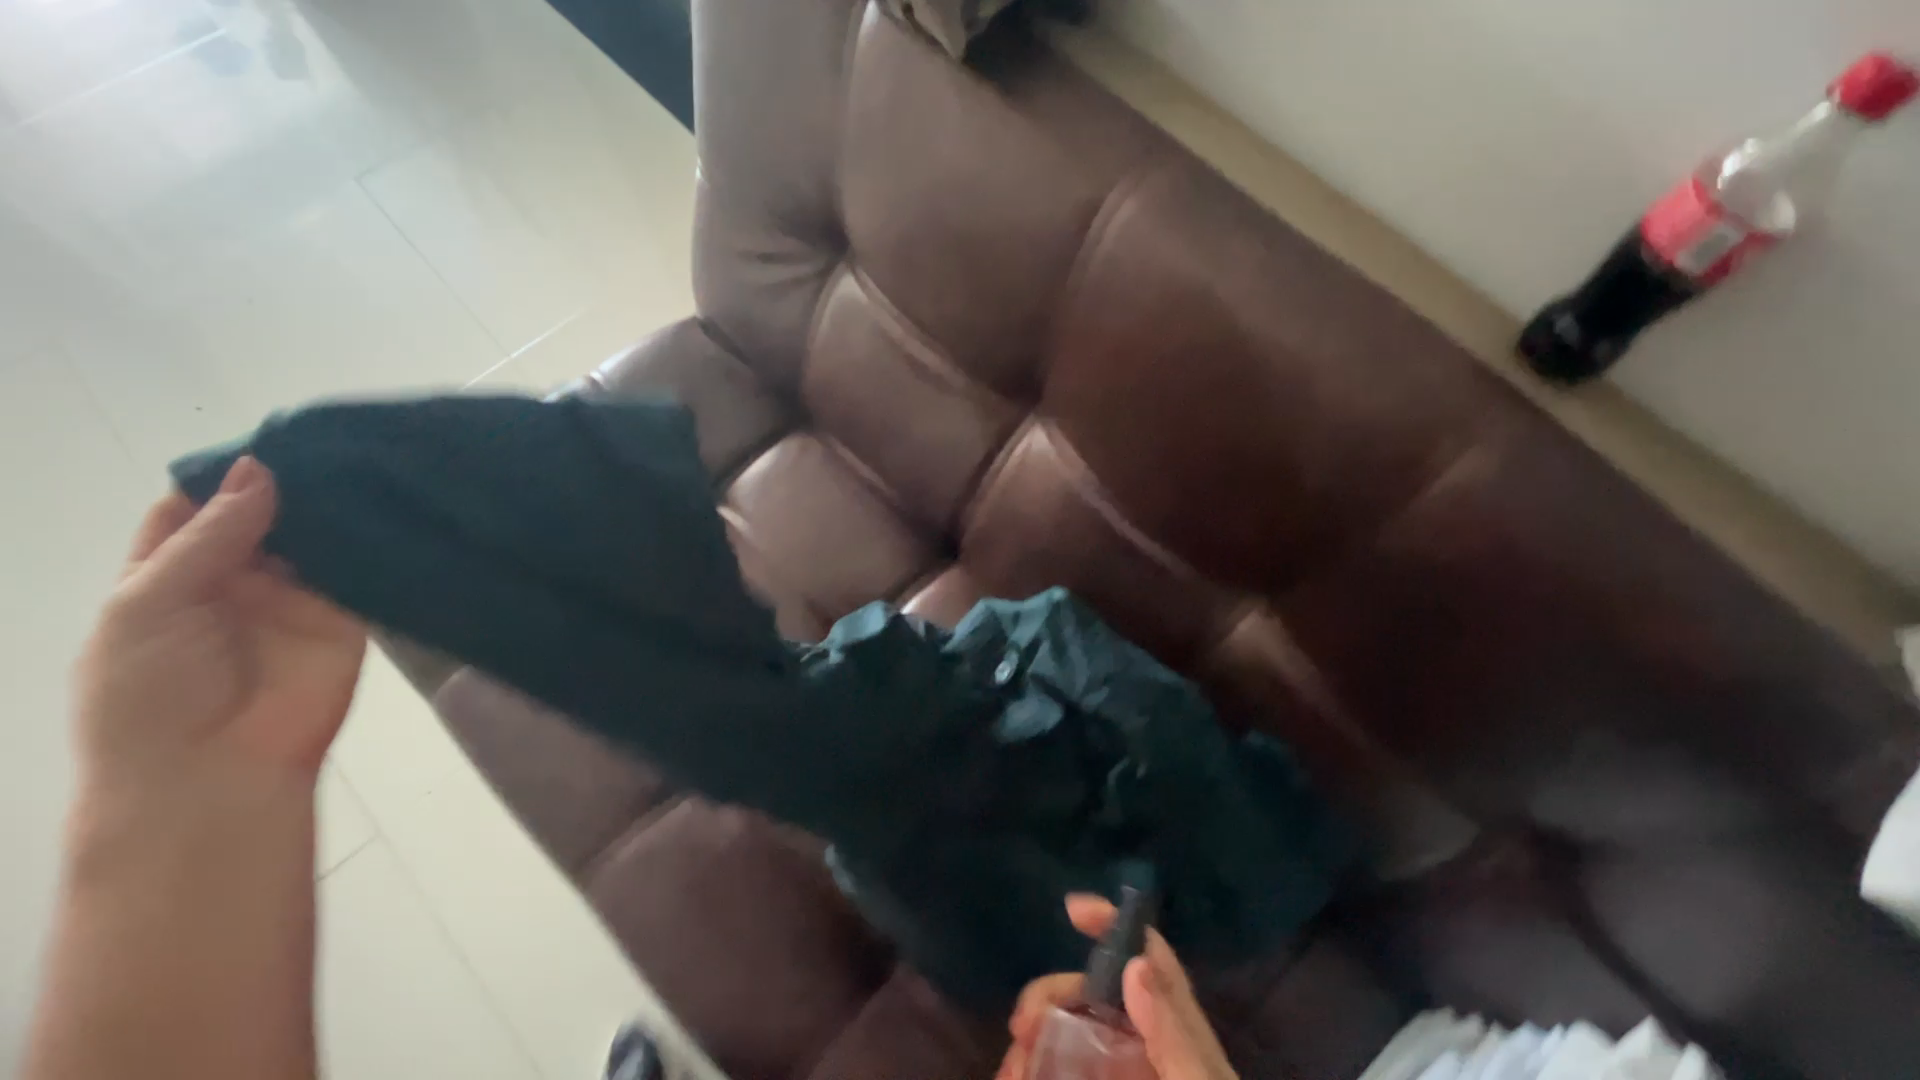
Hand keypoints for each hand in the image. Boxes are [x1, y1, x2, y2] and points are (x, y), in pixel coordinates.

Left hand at [74, 456, 365, 799]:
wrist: (215, 774)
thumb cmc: (150, 692)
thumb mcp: (150, 604)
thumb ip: (209, 537)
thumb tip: (261, 470)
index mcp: (169, 577)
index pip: (194, 511)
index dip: (223, 477)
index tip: (268, 440)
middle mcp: (235, 581)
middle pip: (263, 518)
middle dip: (289, 485)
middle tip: (330, 441)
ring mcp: (294, 600)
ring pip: (315, 541)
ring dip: (333, 509)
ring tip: (366, 462)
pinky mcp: (347, 618)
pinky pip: (360, 573)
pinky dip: (373, 544)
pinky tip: (390, 507)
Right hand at [999, 895, 1239, 1079]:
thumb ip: (1173, 1034)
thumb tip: (1136, 964)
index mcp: (1176, 1029)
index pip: (1150, 958)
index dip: (1115, 925)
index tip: (1072, 910)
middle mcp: (1146, 1044)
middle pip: (1092, 996)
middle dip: (1049, 998)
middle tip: (1020, 1027)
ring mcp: (1122, 1072)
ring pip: (1069, 1037)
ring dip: (1034, 1044)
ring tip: (1009, 1072)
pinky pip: (1060, 1071)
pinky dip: (1034, 1071)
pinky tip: (1015, 1079)